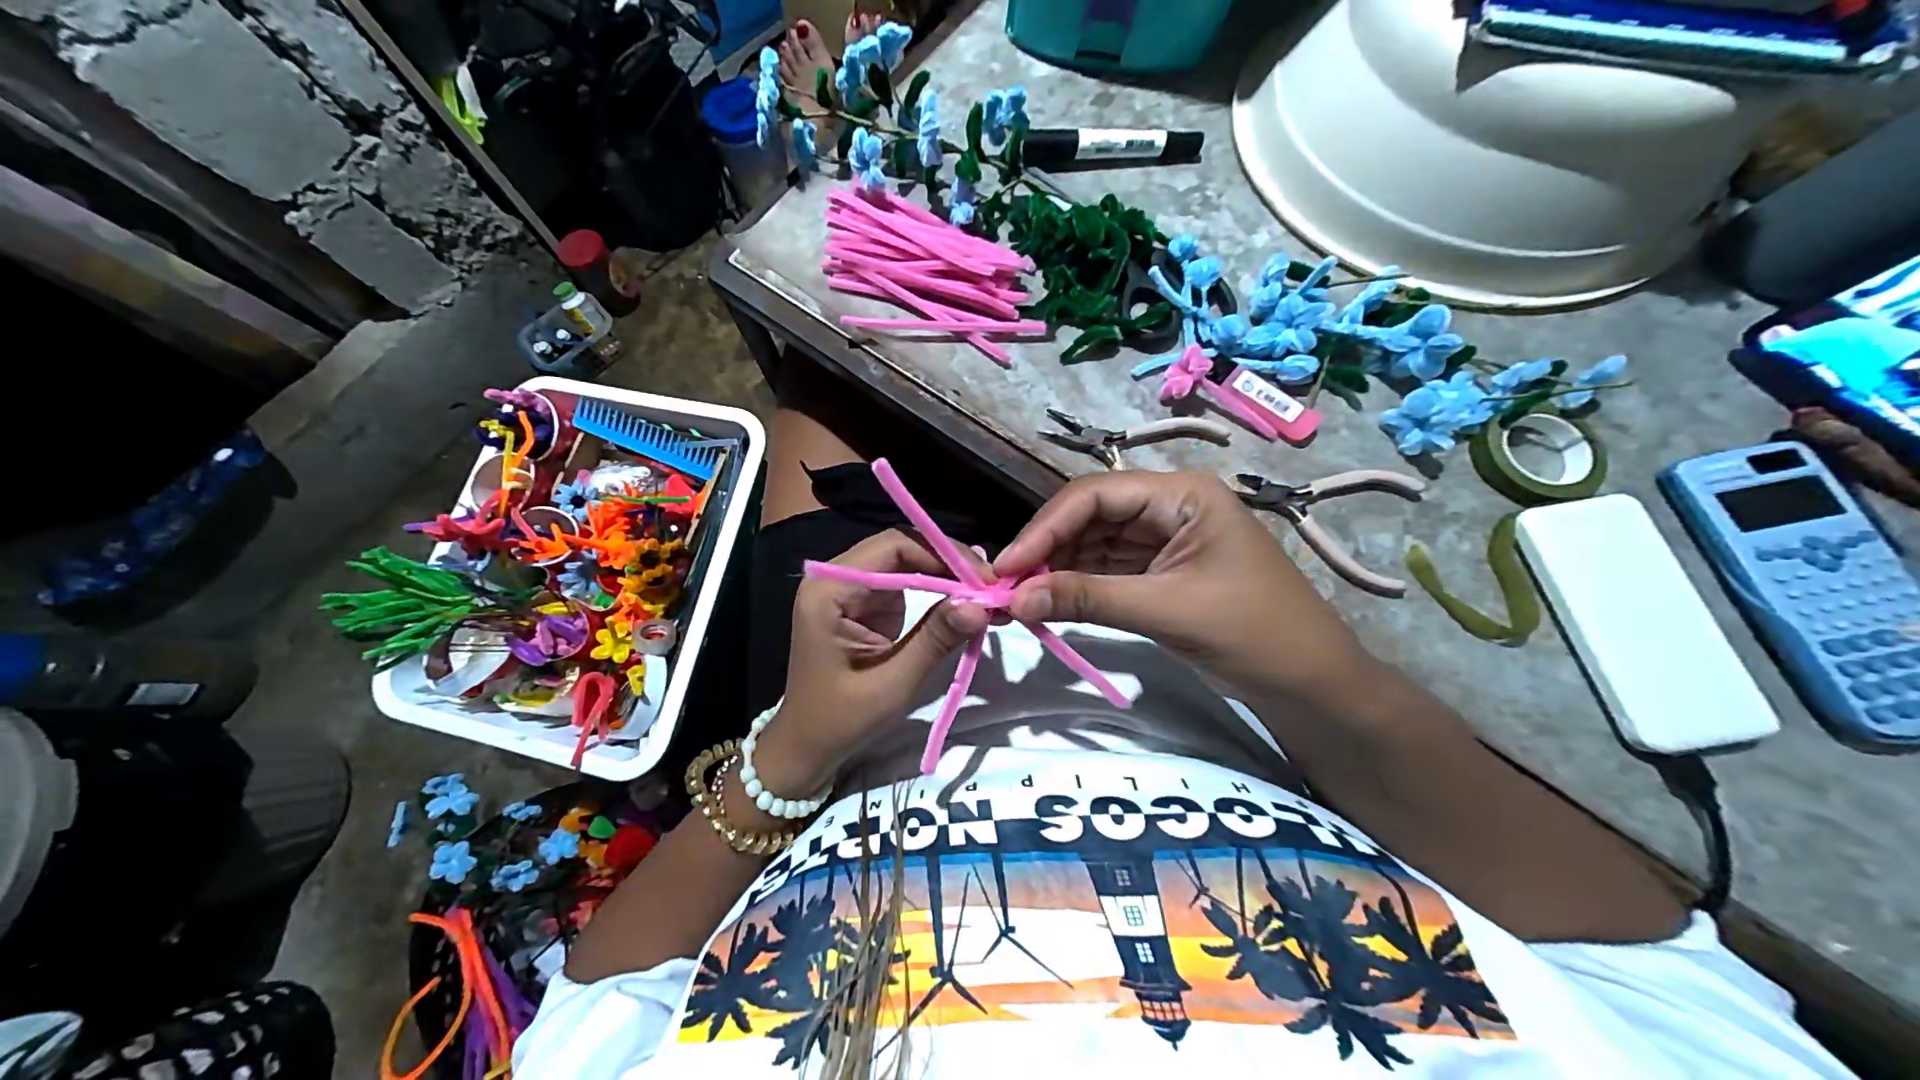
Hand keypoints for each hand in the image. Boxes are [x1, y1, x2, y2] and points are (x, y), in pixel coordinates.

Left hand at [763, 530, 990, 790]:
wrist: (807, 745)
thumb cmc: (841, 719)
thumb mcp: (893, 683)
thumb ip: (935, 639)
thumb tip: (980, 605)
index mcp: (830, 590)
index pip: (893, 547)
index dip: (943, 555)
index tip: (984, 579)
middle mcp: (837, 578)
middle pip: (902, 549)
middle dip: (950, 564)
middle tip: (993, 587)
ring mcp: (851, 588)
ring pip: (909, 562)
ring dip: (948, 575)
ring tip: (987, 595)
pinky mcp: (866, 603)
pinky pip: (908, 583)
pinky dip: (939, 591)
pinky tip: (966, 604)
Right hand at [992, 471, 1372, 702]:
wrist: (1311, 683)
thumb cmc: (1254, 632)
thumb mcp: (1168, 610)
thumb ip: (1089, 598)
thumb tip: (1014, 599)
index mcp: (1182, 494)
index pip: (1095, 495)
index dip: (1045, 527)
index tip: (1006, 567)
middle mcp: (1169, 507)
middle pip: (1089, 516)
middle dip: (1047, 548)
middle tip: (1005, 586)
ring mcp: (1163, 540)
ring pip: (1093, 544)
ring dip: (1057, 568)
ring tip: (1018, 597)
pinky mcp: (1158, 572)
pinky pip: (1106, 570)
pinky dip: (1076, 586)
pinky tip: (1048, 601)